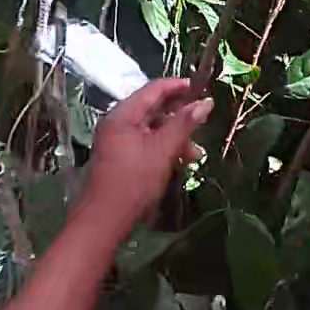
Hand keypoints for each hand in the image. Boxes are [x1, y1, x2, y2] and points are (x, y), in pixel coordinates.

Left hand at [76, 79, 209, 236]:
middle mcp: (118, 122)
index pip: (154, 89)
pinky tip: (180, 161)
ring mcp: (117, 140)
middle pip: (153, 107)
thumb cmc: (133, 182)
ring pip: (152, 127)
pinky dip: (164, 147)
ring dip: (175, 135)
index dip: (179, 86)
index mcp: (123, 115)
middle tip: (203, 120)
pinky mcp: (121, 156)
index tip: (202, 89)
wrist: (103, 223)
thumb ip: (184, 124)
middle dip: (180, 114)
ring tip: (195, 152)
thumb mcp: (163, 150)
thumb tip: (206, 103)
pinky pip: (147, 142)